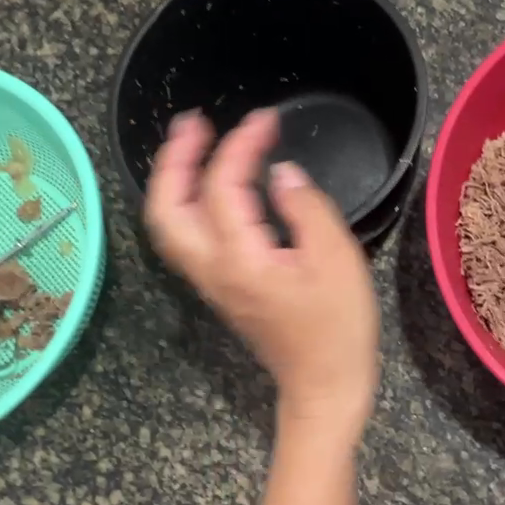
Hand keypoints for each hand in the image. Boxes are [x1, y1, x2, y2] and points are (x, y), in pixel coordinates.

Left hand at [145, 108, 378, 448]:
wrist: (324, 385)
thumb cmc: (337, 326)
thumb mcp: (337, 260)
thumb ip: (307, 208)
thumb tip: (281, 175)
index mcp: (241, 258)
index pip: (222, 187)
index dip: (241, 146)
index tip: (266, 120)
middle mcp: (212, 268)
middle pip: (167, 208)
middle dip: (176, 159)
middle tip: (197, 123)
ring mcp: (211, 282)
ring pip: (169, 224)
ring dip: (174, 180)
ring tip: (195, 146)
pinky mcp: (221, 288)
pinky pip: (186, 237)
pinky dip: (186, 202)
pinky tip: (210, 187)